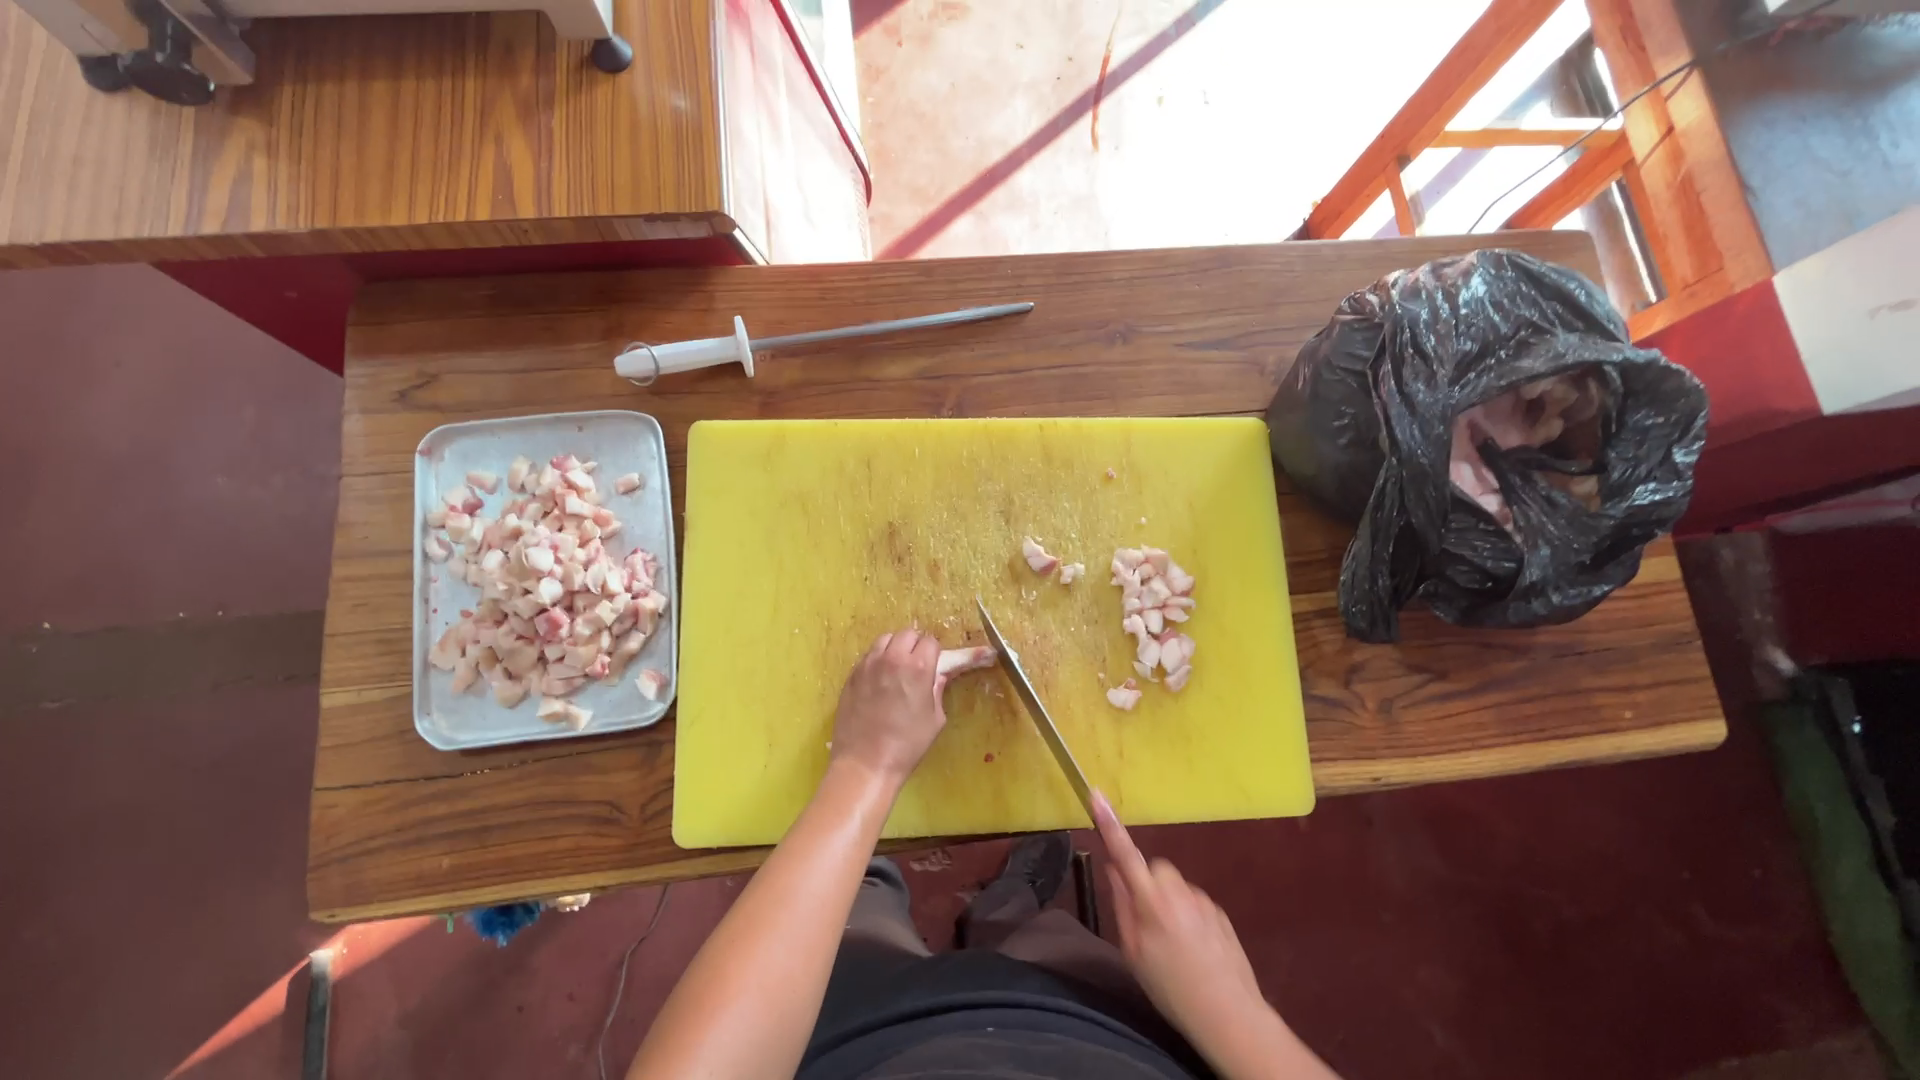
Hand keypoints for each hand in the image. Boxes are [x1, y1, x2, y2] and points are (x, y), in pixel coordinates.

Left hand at [829, 629, 948, 789]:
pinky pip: (868, 656)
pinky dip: (877, 661)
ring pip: (884, 640)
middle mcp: (892, 658)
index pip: (930, 641)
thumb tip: (936, 676)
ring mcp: (868, 665)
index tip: (933, 666)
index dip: (934, 653)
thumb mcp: (935, 719)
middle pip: (907, 634)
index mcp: (917, 667)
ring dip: (894, 649)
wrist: (865, 762)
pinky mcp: (852, 675)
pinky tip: (879, 681)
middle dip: (915, 646)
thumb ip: (937, 690)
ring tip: (896, 669)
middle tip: (916, 666)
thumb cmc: (907, 745)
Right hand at [1092, 790, 1275, 1051]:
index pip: (1124, 853)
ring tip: (1171, 943)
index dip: (1109, 824)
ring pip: (1175, 885)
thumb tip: (1113, 868)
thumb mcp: (1133, 952)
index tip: (1097, 795)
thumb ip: (1122, 905)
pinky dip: (1188, 915)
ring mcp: (1203, 900)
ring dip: (1168, 900)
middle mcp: (1178, 891)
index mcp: (1151, 901)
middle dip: (1147, 884)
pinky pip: (1194, 901)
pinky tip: (1193, 948)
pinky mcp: (1220, 912)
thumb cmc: (1170, 988)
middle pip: (1154, 868)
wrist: (1229, 1014)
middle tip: (1144, 922)